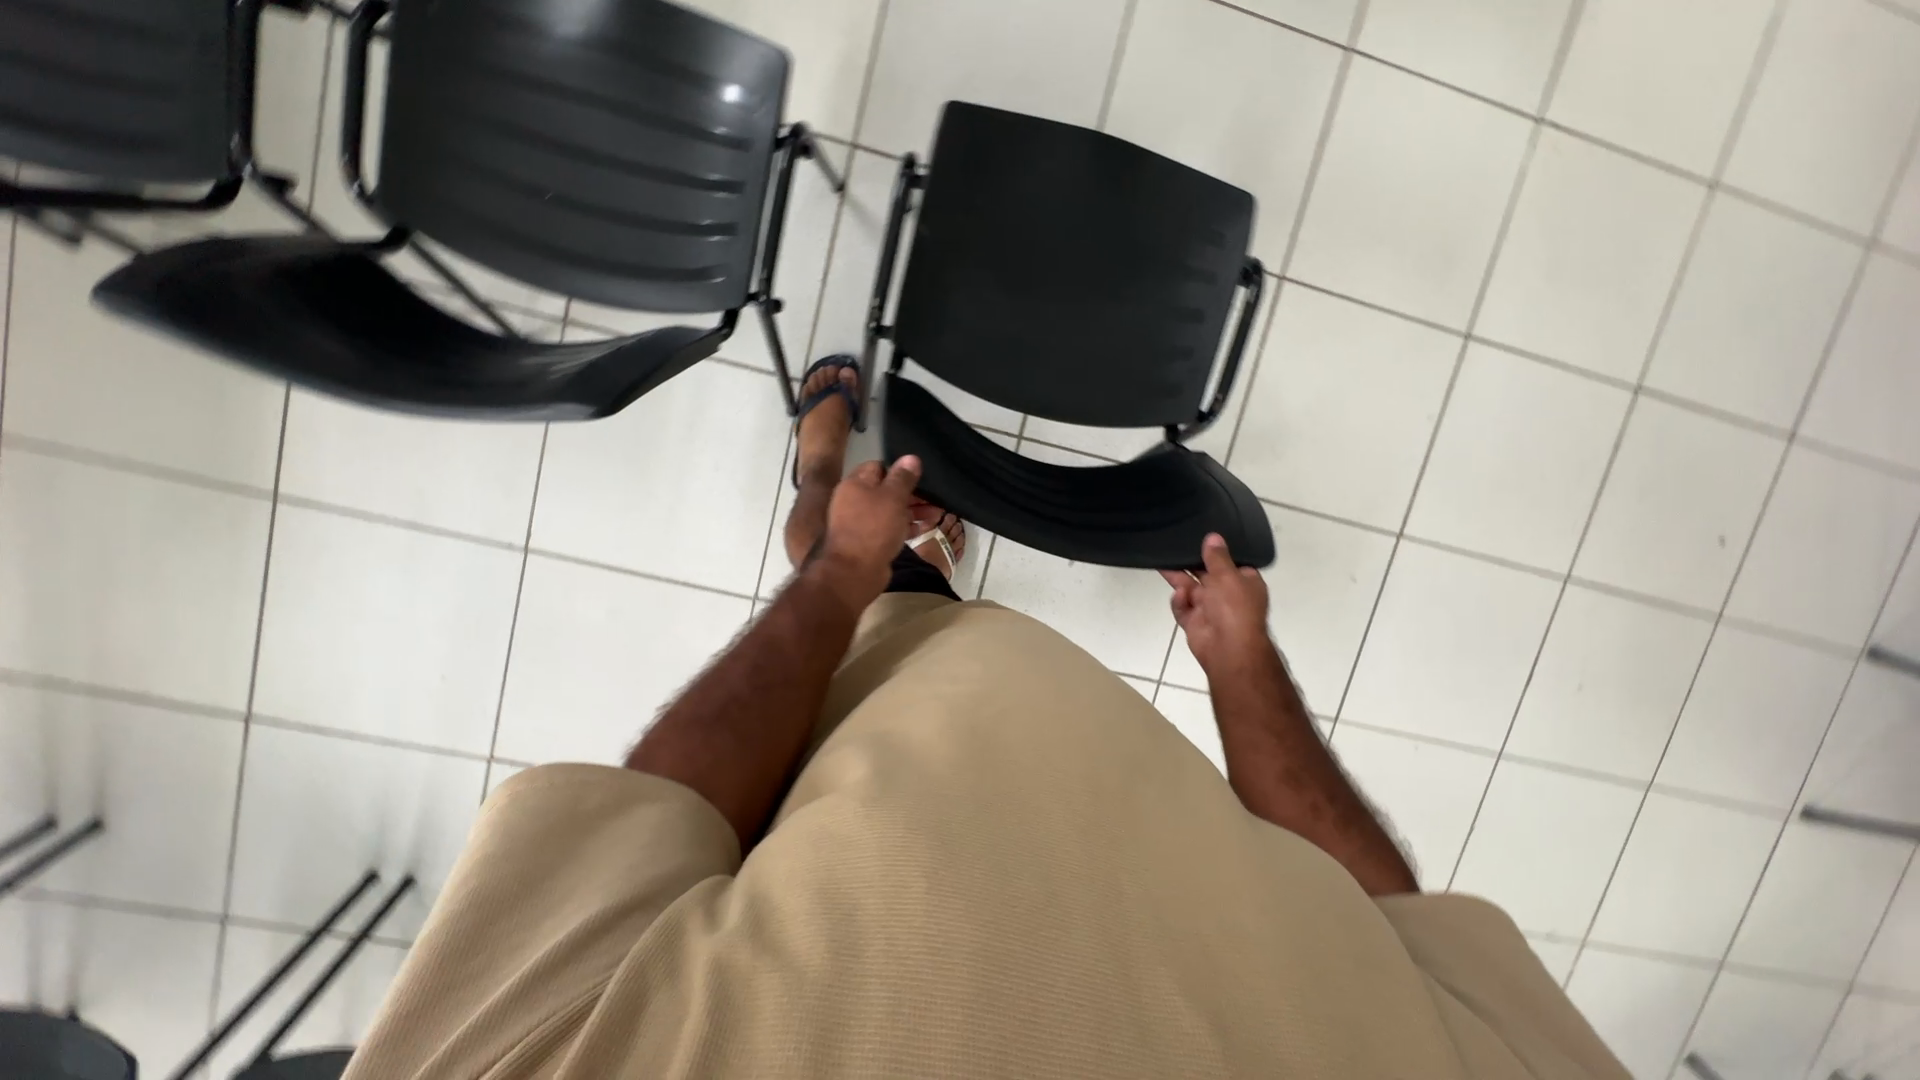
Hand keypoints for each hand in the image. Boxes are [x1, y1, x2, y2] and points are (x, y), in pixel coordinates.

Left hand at [811, 455, 922, 607]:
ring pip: (892, 511)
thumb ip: (903, 477)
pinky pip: (891, 529)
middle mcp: (855, 501)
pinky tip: (927, 529)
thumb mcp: (892, 497)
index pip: (879, 467)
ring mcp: (862, 523)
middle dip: (912, 494)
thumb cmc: (873, 528)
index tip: (920, 476)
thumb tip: (911, 457)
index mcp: (856, 484)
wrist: (854, 572)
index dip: (899, 470)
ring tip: (938, 514)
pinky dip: (907, 527)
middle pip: (887, 490)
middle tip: (935, 498)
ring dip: (914, 511)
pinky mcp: (870, 542)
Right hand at [1159, 534, 1274, 679]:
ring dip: (1179, 578)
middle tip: (1173, 546)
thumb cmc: (1235, 608)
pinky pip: (1183, 607)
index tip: (1200, 537)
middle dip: (1191, 563)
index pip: (1230, 563)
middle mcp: (1228, 595)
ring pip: (1190, 588)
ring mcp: (1210, 610)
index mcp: (1244, 583)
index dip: (1216, 552)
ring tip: (1162, 562)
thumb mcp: (1228, 575)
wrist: (1228, 648)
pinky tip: (1180, 596)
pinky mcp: (1194, 622)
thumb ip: (1217, 556)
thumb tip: (1213, 537)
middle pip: (1206, 574)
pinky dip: (1180, 602)